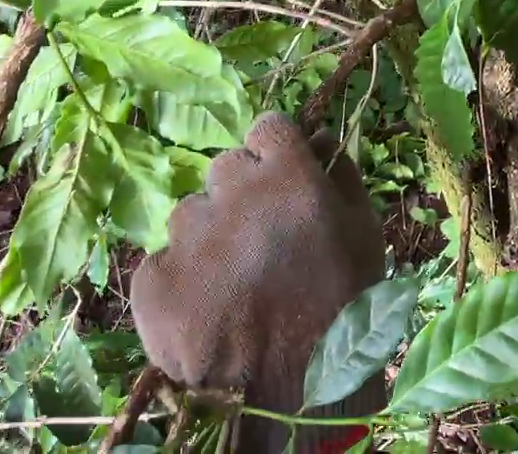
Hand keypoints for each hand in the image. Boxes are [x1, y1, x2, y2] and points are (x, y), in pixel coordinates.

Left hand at [130, 111, 385, 452]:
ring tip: (232, 279)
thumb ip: (342, 174)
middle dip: (241, 192)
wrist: (299, 391)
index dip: (274, 149)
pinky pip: (162, 261)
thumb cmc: (345, 301)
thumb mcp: (363, 230)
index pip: (268, 126)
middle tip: (260, 235)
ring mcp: (189, 237)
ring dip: (209, 234)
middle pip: (226, 167)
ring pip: (191, 213)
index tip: (280, 173)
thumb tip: (320, 136)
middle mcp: (234, 193)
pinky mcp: (154, 282)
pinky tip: (207, 305)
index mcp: (289, 175)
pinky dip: (180, 277)